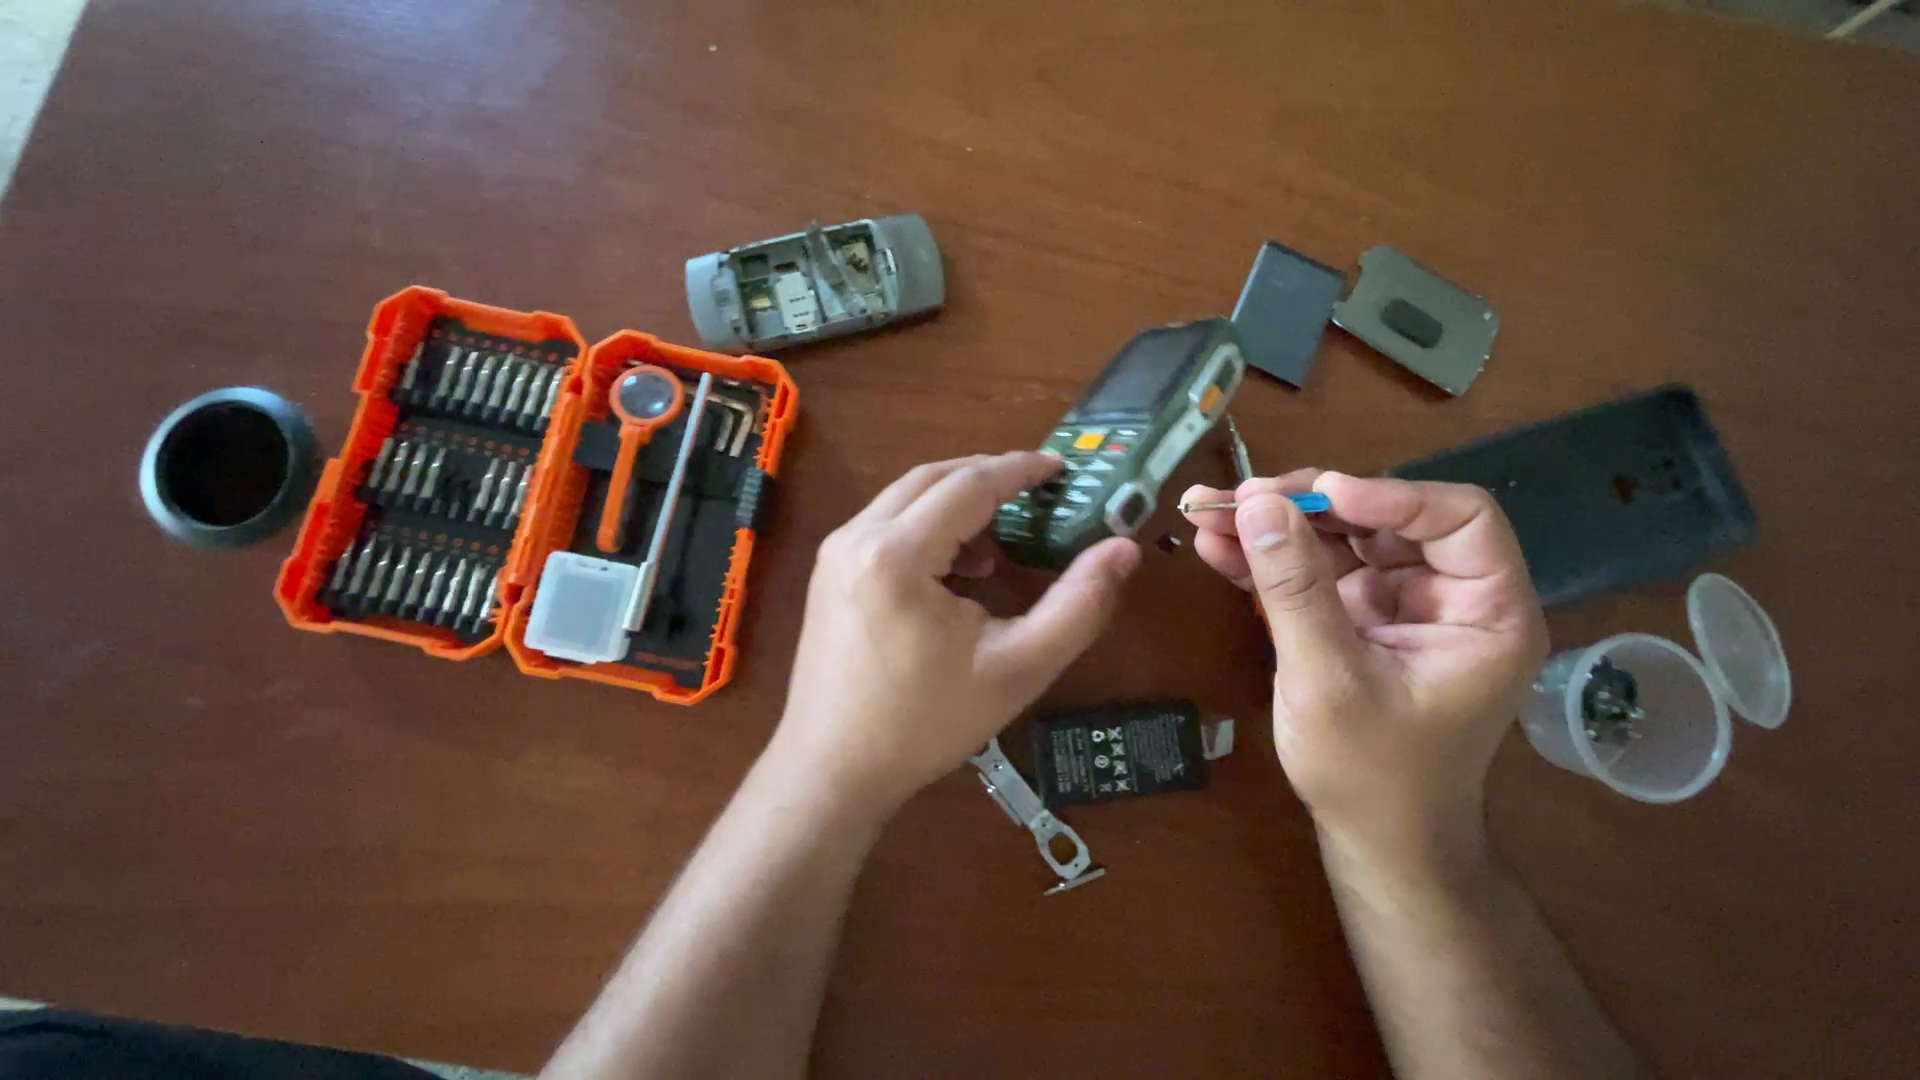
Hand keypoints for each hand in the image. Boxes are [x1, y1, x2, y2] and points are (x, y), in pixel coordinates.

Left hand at [773, 452, 1140, 817]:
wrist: (834, 768)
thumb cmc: (927, 723)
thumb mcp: (1017, 668)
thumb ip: (1078, 605)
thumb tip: (1124, 550)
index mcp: (897, 554)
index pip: (969, 485)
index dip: (1019, 470)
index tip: (1061, 468)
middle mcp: (857, 537)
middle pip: (933, 479)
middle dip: (988, 476)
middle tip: (1039, 492)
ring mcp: (835, 553)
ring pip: (905, 497)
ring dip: (957, 500)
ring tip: (1005, 536)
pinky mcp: (829, 573)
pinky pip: (885, 524)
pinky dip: (928, 525)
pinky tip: (959, 567)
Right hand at [1181, 470, 1546, 852]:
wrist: (1370, 837)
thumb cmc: (1371, 772)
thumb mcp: (1329, 678)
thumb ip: (1295, 589)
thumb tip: (1257, 504)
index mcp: (1485, 611)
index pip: (1458, 518)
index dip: (1391, 496)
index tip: (1319, 495)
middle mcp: (1443, 596)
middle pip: (1380, 519)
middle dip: (1305, 504)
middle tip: (1237, 498)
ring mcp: (1393, 605)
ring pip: (1336, 539)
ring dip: (1271, 525)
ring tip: (1205, 511)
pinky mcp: (1352, 617)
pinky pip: (1309, 572)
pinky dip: (1264, 559)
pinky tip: (1216, 546)